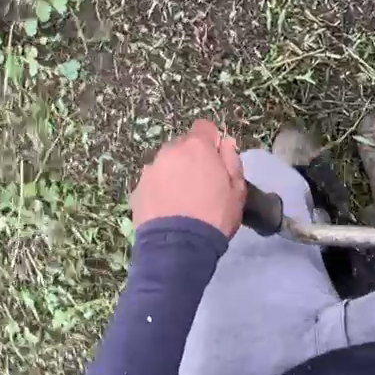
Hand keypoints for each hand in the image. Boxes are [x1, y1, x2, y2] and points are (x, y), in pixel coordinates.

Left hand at [131, 119, 246, 236]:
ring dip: (174, 173)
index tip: (216, 161)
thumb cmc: (214, 217)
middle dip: (192, 158)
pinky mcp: (137, 189)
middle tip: (201, 184)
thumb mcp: (237, 190)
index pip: (204, 127)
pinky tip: (168, 210)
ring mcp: (151, 170)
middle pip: (184, 145)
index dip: (212, 142)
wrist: (177, 248)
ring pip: (167, 163)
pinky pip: (153, 182)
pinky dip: (160, 189)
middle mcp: (170, 151)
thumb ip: (232, 161)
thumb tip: (225, 143)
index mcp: (197, 146)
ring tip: (182, 200)